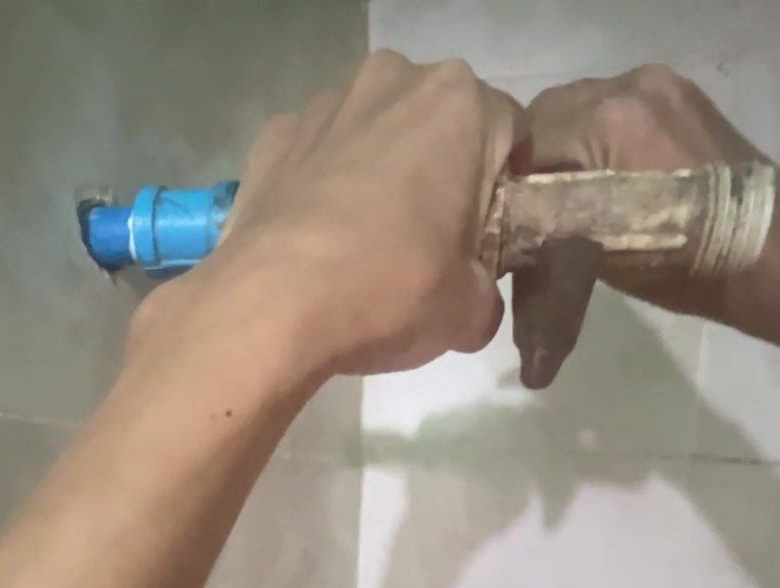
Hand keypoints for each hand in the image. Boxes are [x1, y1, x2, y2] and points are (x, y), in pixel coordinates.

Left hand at [189, 50, 525, 377]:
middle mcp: (391, 81)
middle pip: (434, 128)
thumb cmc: (388, 293)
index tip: (483, 240)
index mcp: (459, 103)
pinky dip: (317, 191)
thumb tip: (474, 307)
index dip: (503, 192)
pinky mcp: (269, 140)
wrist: (271, 307)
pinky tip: (311, 244)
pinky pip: (312, 161)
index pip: (510, 134)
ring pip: (369, 138)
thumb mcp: (464, 314)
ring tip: (358, 248)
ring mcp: (322, 107)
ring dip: (373, 177)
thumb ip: (484, 298)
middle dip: (436, 176)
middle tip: (424, 247)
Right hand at [524, 64, 779, 325]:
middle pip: (544, 114)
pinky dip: (592, 138)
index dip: (501, 181)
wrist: (766, 253)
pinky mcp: (678, 93)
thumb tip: (499, 214)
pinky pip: (611, 106)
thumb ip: (538, 217)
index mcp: (604, 120)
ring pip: (576, 107)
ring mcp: (657, 83)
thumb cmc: (673, 263)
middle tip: (527, 209)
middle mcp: (627, 84)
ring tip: (563, 194)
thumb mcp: (587, 249)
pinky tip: (599, 176)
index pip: (519, 139)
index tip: (499, 219)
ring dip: (559, 147)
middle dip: (528, 160)